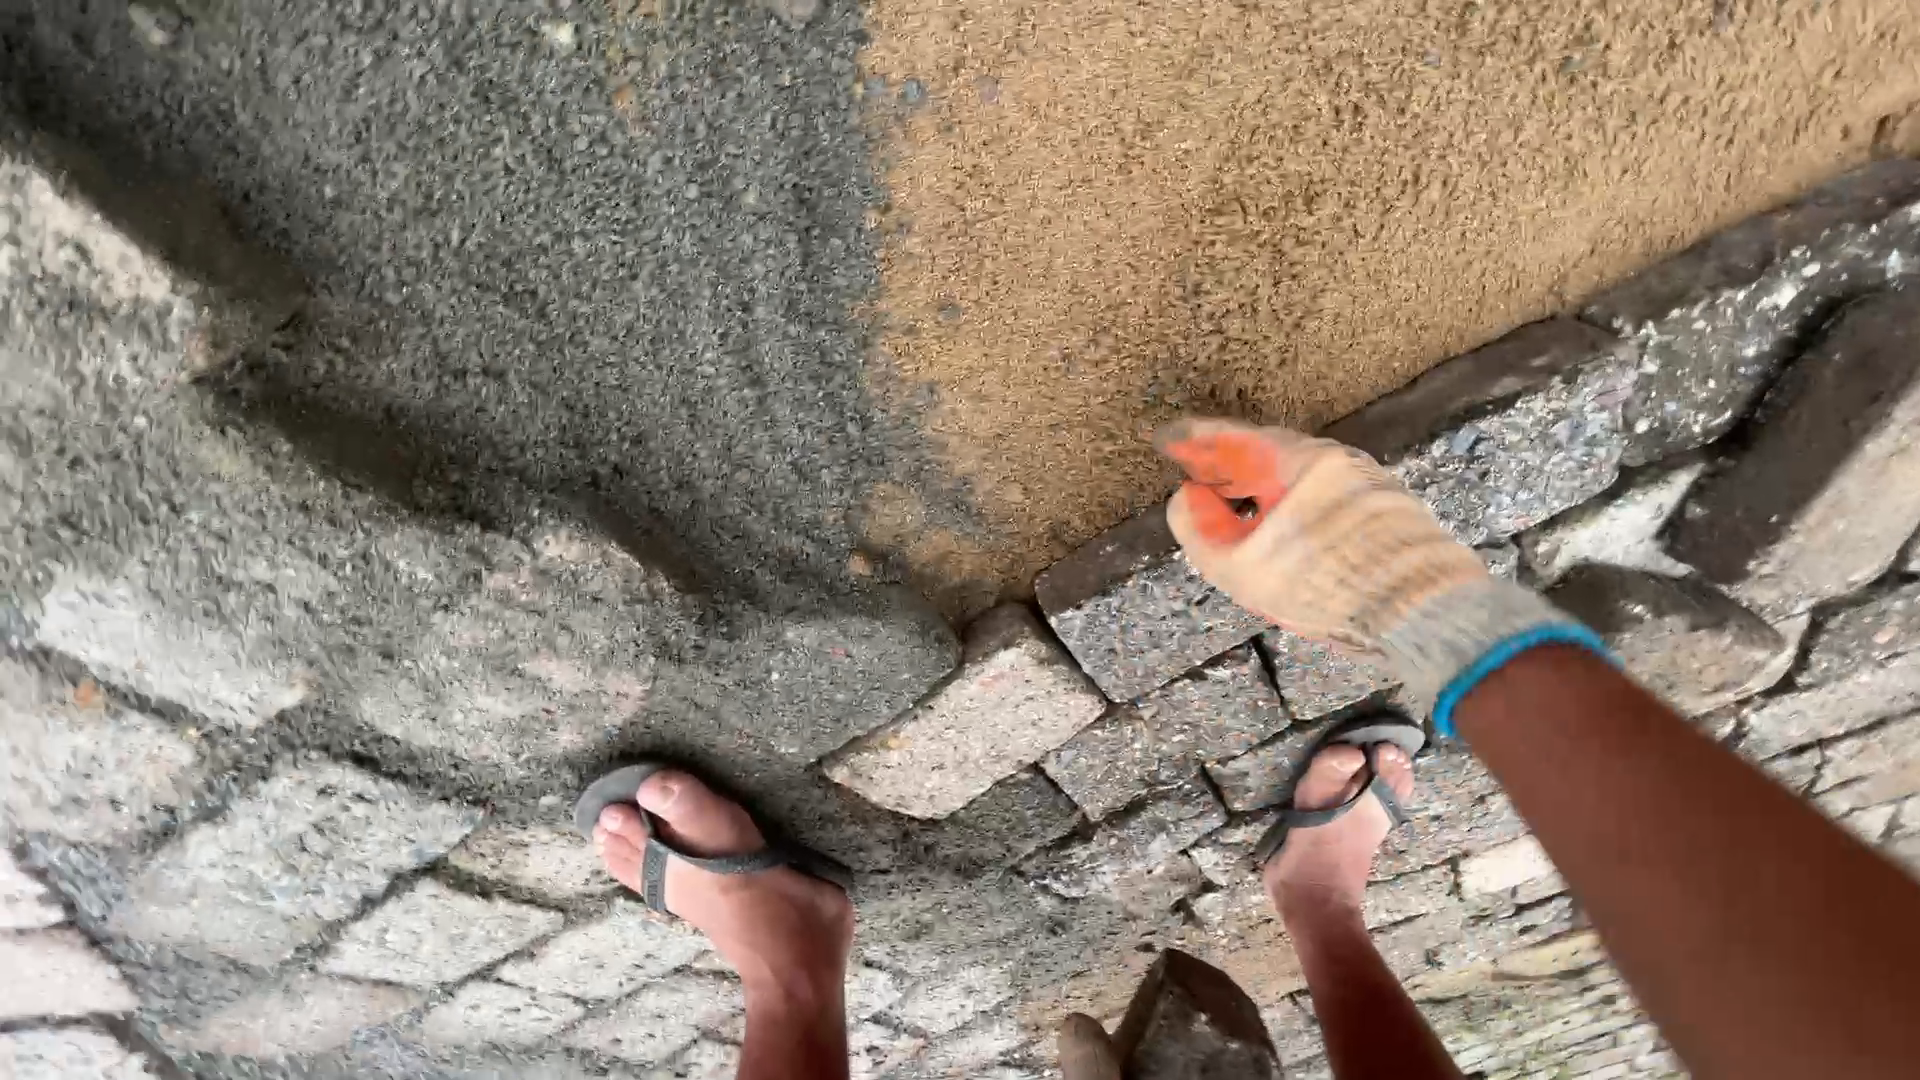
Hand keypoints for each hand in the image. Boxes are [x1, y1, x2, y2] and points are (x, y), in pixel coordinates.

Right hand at [1155, 418, 1489, 653]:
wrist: (1421, 612)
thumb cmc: (1321, 586)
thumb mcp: (1236, 566)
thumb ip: (1197, 526)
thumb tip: (1186, 499)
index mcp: (1295, 462)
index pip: (1231, 439)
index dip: (1193, 440)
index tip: (1168, 439)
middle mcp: (1334, 459)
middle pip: (1267, 453)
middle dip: (1229, 466)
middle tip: (1202, 478)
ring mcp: (1366, 480)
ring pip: (1299, 474)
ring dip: (1263, 486)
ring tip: (1239, 507)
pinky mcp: (1388, 506)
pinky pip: (1325, 492)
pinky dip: (1294, 500)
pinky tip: (1286, 528)